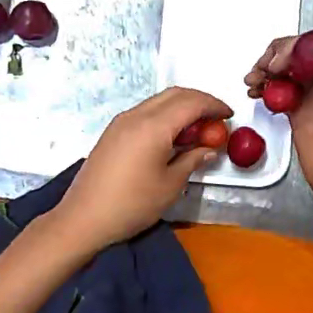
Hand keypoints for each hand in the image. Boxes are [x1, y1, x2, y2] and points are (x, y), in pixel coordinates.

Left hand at [48, 87, 232, 250]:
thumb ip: (192, 160)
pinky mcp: (113, 131)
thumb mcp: (170, 185)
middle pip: (175, 94)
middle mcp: (136, 115)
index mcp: (154, 126)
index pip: (192, 103)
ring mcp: (122, 121)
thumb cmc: (132, 204)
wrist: (84, 218)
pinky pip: (146, 112)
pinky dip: (165, 116)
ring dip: (182, 108)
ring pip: (159, 101)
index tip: (229, 116)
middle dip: (199, 102)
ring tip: (197, 131)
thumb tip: (208, 149)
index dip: (214, 106)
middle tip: (216, 120)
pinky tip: (173, 138)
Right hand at [245, 35, 312, 222]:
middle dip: (275, 57)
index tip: (278, 64)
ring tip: (252, 81)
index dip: (293, 48)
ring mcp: (312, 100)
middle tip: (262, 72)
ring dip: (266, 70)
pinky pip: (279, 93)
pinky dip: (266, 89)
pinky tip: (255, 93)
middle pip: (297, 56)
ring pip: (285, 72)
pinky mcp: (298, 116)